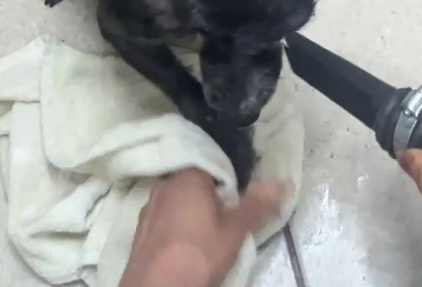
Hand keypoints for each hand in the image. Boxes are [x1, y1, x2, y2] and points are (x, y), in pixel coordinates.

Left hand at [120, 169, 285, 286]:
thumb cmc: (198, 254)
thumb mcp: (234, 231)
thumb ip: (257, 204)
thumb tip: (282, 181)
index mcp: (189, 174)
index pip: (216, 167)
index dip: (230, 184)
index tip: (237, 202)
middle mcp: (166, 182)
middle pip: (195, 183)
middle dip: (210, 198)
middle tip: (224, 221)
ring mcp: (149, 205)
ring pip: (177, 201)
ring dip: (190, 212)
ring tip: (204, 236)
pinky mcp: (139, 229)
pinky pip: (163, 218)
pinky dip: (174, 226)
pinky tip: (183, 245)